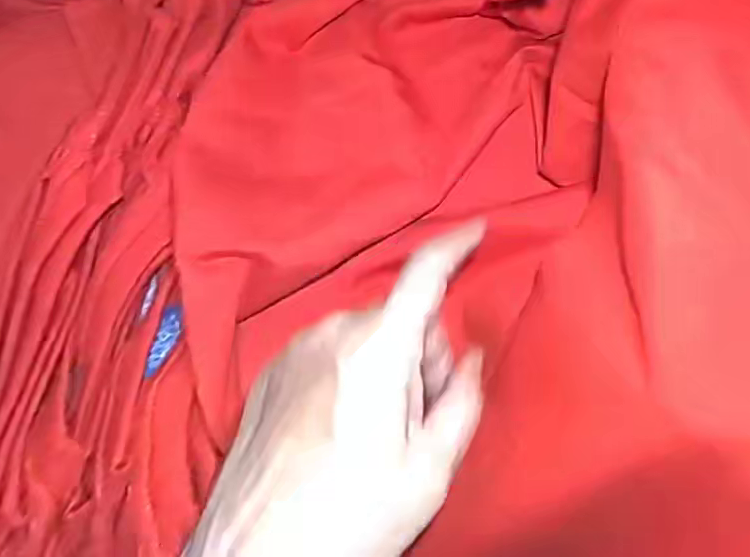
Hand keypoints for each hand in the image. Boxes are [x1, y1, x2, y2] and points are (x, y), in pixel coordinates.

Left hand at [188, 223, 486, 556]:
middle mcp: (333, 331)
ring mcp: (297, 348)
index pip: (426, 273)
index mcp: (376, 347)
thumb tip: (471, 359)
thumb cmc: (344, 522)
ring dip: (386, 368)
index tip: (478, 227)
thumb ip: (463, 403)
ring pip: (368, 336)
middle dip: (421, 358)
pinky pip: (332, 351)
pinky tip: (339, 433)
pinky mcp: (272, 371)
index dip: (457, 245)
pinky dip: (350, 374)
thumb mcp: (427, 473)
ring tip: (373, 438)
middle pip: (403, 320)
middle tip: (416, 421)